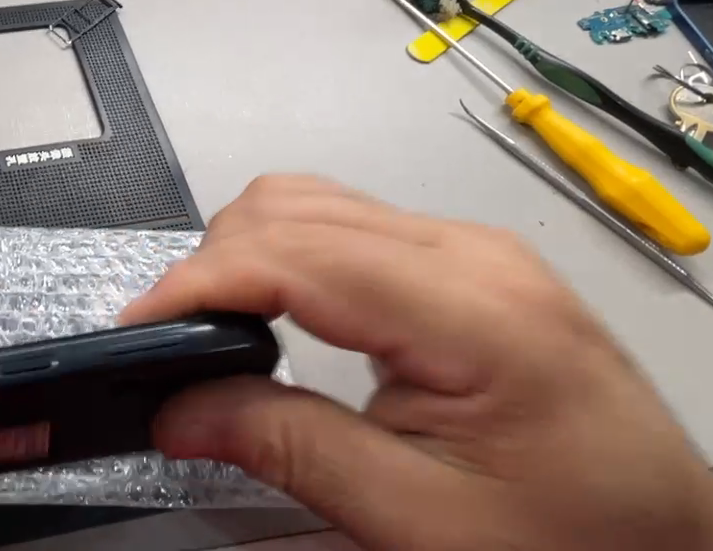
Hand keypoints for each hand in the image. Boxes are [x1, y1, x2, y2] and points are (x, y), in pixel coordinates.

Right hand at [121, 177, 712, 550]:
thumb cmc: (574, 549)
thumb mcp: (424, 526)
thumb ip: (287, 448)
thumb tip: (173, 410)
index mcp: (475, 311)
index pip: (297, 254)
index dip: (201, 281)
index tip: (138, 326)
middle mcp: (466, 248)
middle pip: (291, 208)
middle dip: (212, 265)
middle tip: (178, 339)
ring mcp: (463, 242)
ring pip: (304, 198)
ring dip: (240, 249)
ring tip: (216, 320)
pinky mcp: (453, 252)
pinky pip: (335, 216)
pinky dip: (278, 247)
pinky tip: (271, 298)